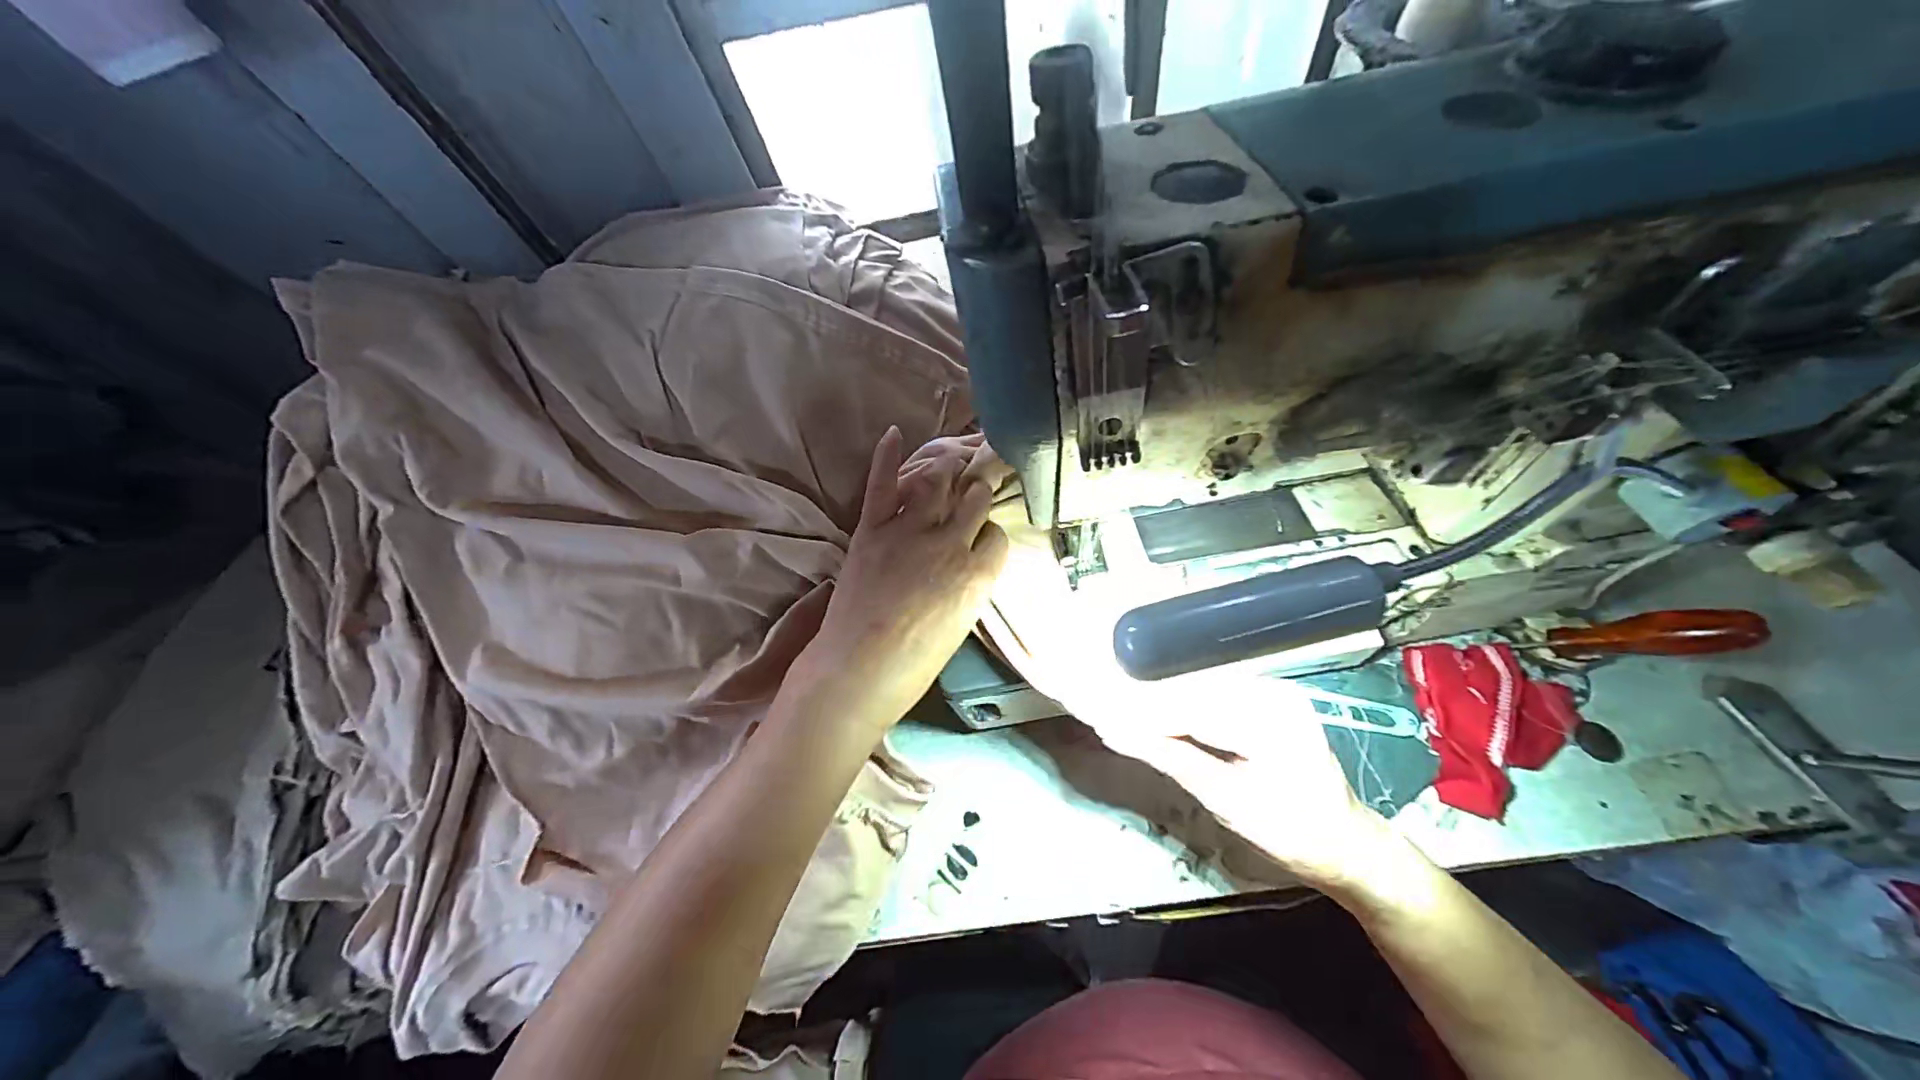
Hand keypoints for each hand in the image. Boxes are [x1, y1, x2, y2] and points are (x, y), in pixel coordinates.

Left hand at [789, 427, 1010, 729]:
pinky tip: (895, 433)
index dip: (990, 536)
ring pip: (938, 483)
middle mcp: (951, 543)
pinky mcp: (872, 529)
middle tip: (972, 492)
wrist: (858, 670)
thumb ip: (969, 586)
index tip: (982, 540)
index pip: (998, 535)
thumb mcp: (960, 626)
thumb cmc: (914, 665)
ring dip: (946, 473)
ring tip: (949, 467)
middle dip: (977, 495)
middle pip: (974, 500)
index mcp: (979, 575)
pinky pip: (884, 485)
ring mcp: (909, 532)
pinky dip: (887, 457)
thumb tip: (968, 565)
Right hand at [1093, 697, 1418, 896]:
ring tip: (1125, 711)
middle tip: (1106, 711)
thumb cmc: (1292, 832)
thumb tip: (1116, 732)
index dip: (1142, 712)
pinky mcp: (1270, 698)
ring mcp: (1273, 692)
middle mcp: (1273, 693)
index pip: (1189, 707)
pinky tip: (1163, 714)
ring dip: (1164, 700)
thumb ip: (1170, 759)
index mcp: (1269, 719)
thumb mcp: (1226, 801)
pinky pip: (1216, 693)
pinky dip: (1187, 704)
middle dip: (1149, 702)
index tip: (1101, 716)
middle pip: (1194, 690)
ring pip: (1201, 688)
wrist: (1347, 842)